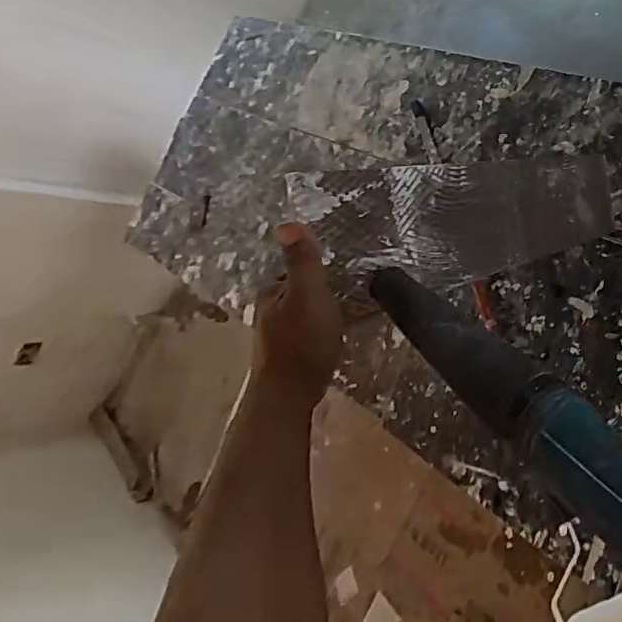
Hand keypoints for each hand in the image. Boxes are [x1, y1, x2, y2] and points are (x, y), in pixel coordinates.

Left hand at [253, 223, 342, 404]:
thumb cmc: (302, 342)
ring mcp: (276, 337)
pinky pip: (309, 332)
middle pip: (300, 291)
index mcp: (272, 294)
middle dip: (321, 288)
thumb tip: (287, 223)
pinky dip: (323, 329)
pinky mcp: (288, 357)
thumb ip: (303, 261)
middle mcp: (268, 313)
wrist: (289, 397)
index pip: (296, 270)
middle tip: (352, 287)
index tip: (343, 268)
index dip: (318, 268)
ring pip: (304, 313)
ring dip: (323, 310)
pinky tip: (337, 337)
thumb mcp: (309, 294)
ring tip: (350, 310)